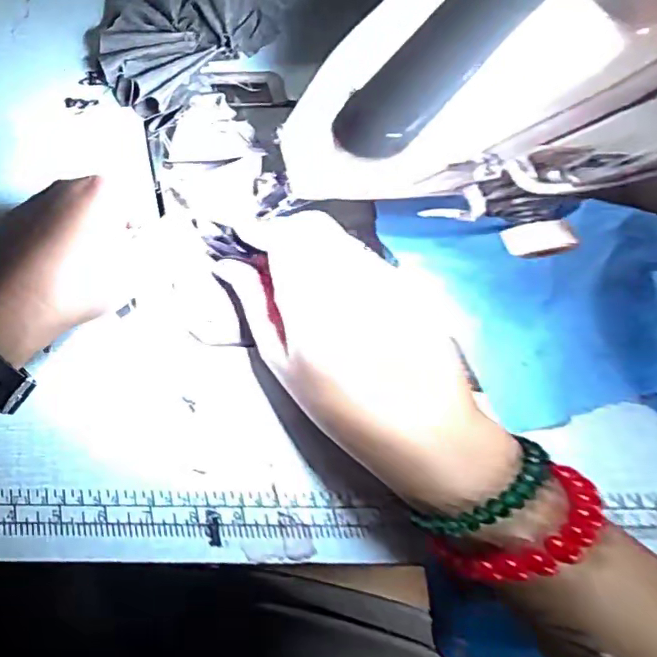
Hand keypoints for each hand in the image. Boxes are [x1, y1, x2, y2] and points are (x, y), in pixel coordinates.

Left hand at [0, 176, 141, 365]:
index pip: (124, 205)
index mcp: (97, 190)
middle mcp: (64, 185)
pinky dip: (46, 236)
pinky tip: (46, 263)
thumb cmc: (79, 286)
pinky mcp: (11, 219)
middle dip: (99, 223)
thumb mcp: (127, 276)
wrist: (19, 305)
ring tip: (71, 263)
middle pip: (92, 201)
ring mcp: (34, 200)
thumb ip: (137, 254)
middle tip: (100, 256)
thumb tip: (133, 246)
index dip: (128, 229)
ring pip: (64, 210)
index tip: (125, 250)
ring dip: (71, 228)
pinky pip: (40, 222)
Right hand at [214, 211, 523, 514]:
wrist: (427, 431)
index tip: (243, 238)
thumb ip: (255, 305)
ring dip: (313, 247)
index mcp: (312, 305)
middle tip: (271, 262)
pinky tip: (341, 297)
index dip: (257, 231)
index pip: (281, 237)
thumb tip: (229, 266)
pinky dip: (342, 262)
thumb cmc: (342, 408)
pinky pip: (364, 254)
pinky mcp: (409, 281)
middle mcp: (353, 281)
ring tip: (306, 284)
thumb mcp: (282, 364)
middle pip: (310, 226)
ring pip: (337, 236)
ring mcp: (387, 277)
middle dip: (284, 235)